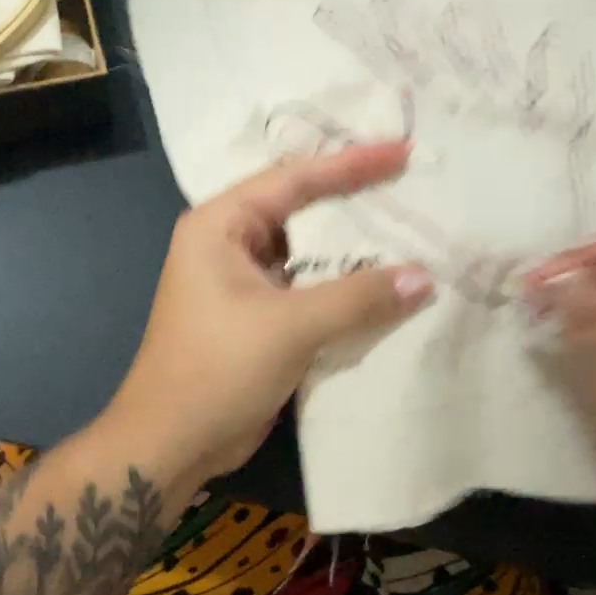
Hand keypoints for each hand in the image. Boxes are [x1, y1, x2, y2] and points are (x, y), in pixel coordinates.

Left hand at [103, 141, 435, 485]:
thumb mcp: (290, 327)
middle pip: (301, 210)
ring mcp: (242, 281)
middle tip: (414, 186)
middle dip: (355, 202)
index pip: (293, 178)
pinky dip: (343, 287)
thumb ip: (358, 297)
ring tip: (414, 232)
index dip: (350, 164)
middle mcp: (229, 243)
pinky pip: (308, 289)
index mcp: (220, 225)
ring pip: (307, 252)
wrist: (170, 443)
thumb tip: (425, 277)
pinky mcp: (257, 317)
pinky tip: (389, 286)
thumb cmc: (217, 369)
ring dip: (353, 249)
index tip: (402, 152)